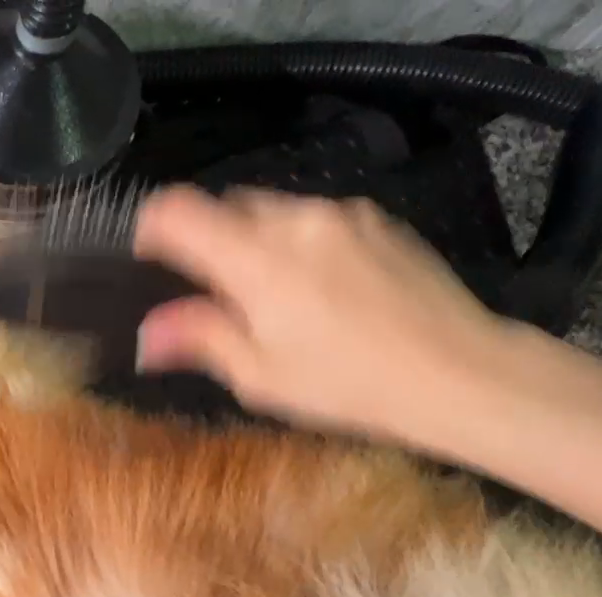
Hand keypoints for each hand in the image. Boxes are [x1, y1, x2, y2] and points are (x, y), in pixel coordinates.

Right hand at [130, 186, 537, 444]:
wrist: (456, 370)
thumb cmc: (343, 383)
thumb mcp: (257, 375)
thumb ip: (199, 339)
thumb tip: (147, 332)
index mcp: (255, 261)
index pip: (181, 213)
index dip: (152, 227)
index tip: (146, 256)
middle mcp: (296, 221)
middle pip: (226, 208)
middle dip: (208, 243)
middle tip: (214, 298)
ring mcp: (342, 216)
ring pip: (272, 212)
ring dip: (253, 244)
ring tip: (269, 298)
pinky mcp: (378, 221)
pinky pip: (314, 220)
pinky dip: (296, 245)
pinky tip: (316, 291)